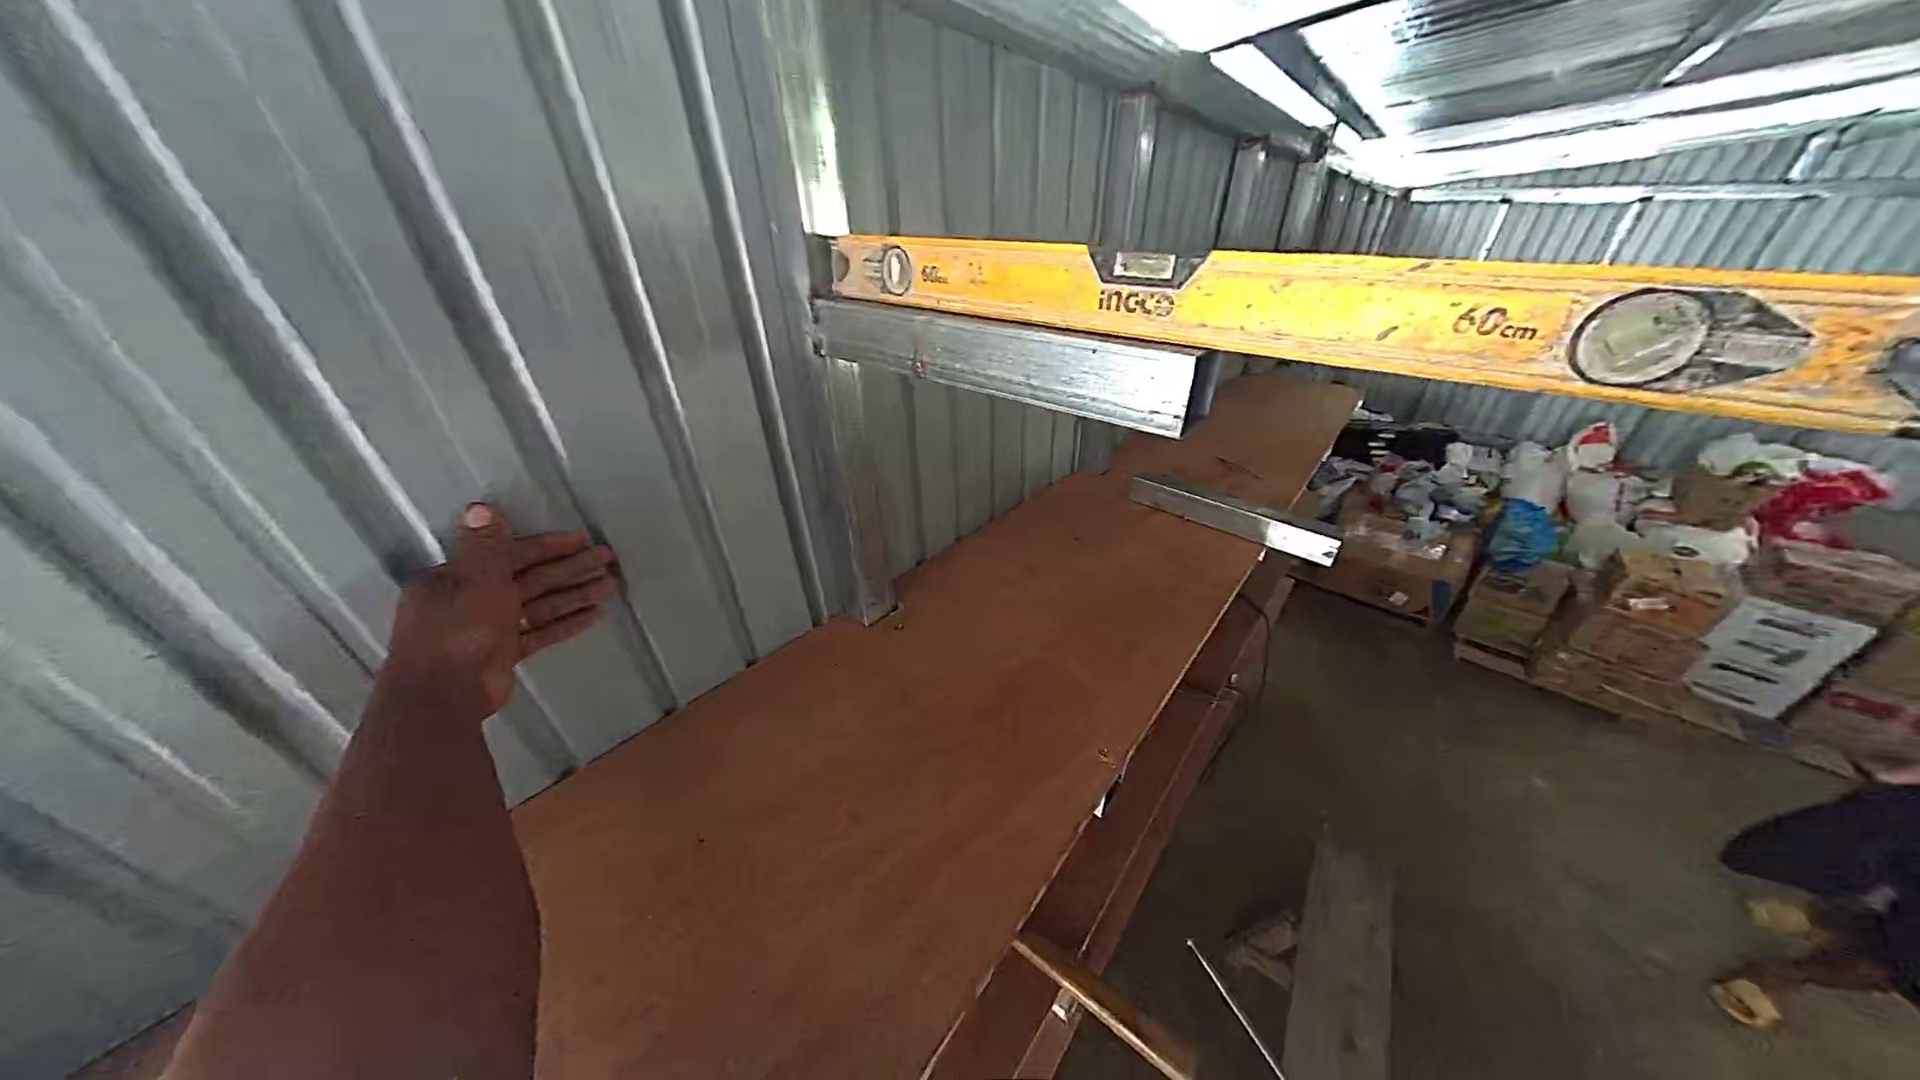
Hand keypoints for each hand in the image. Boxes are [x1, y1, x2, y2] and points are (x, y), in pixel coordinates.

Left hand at [383, 503, 617, 718]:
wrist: (443, 696)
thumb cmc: (458, 632)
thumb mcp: (475, 581)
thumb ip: (486, 546)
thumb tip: (482, 507)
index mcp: (456, 578)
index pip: (510, 554)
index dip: (548, 545)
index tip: (582, 539)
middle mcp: (470, 599)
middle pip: (530, 578)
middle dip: (571, 567)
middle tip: (607, 559)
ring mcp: (487, 628)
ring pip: (539, 604)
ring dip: (575, 593)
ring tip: (611, 585)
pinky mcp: (502, 653)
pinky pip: (539, 631)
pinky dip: (566, 622)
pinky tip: (595, 614)